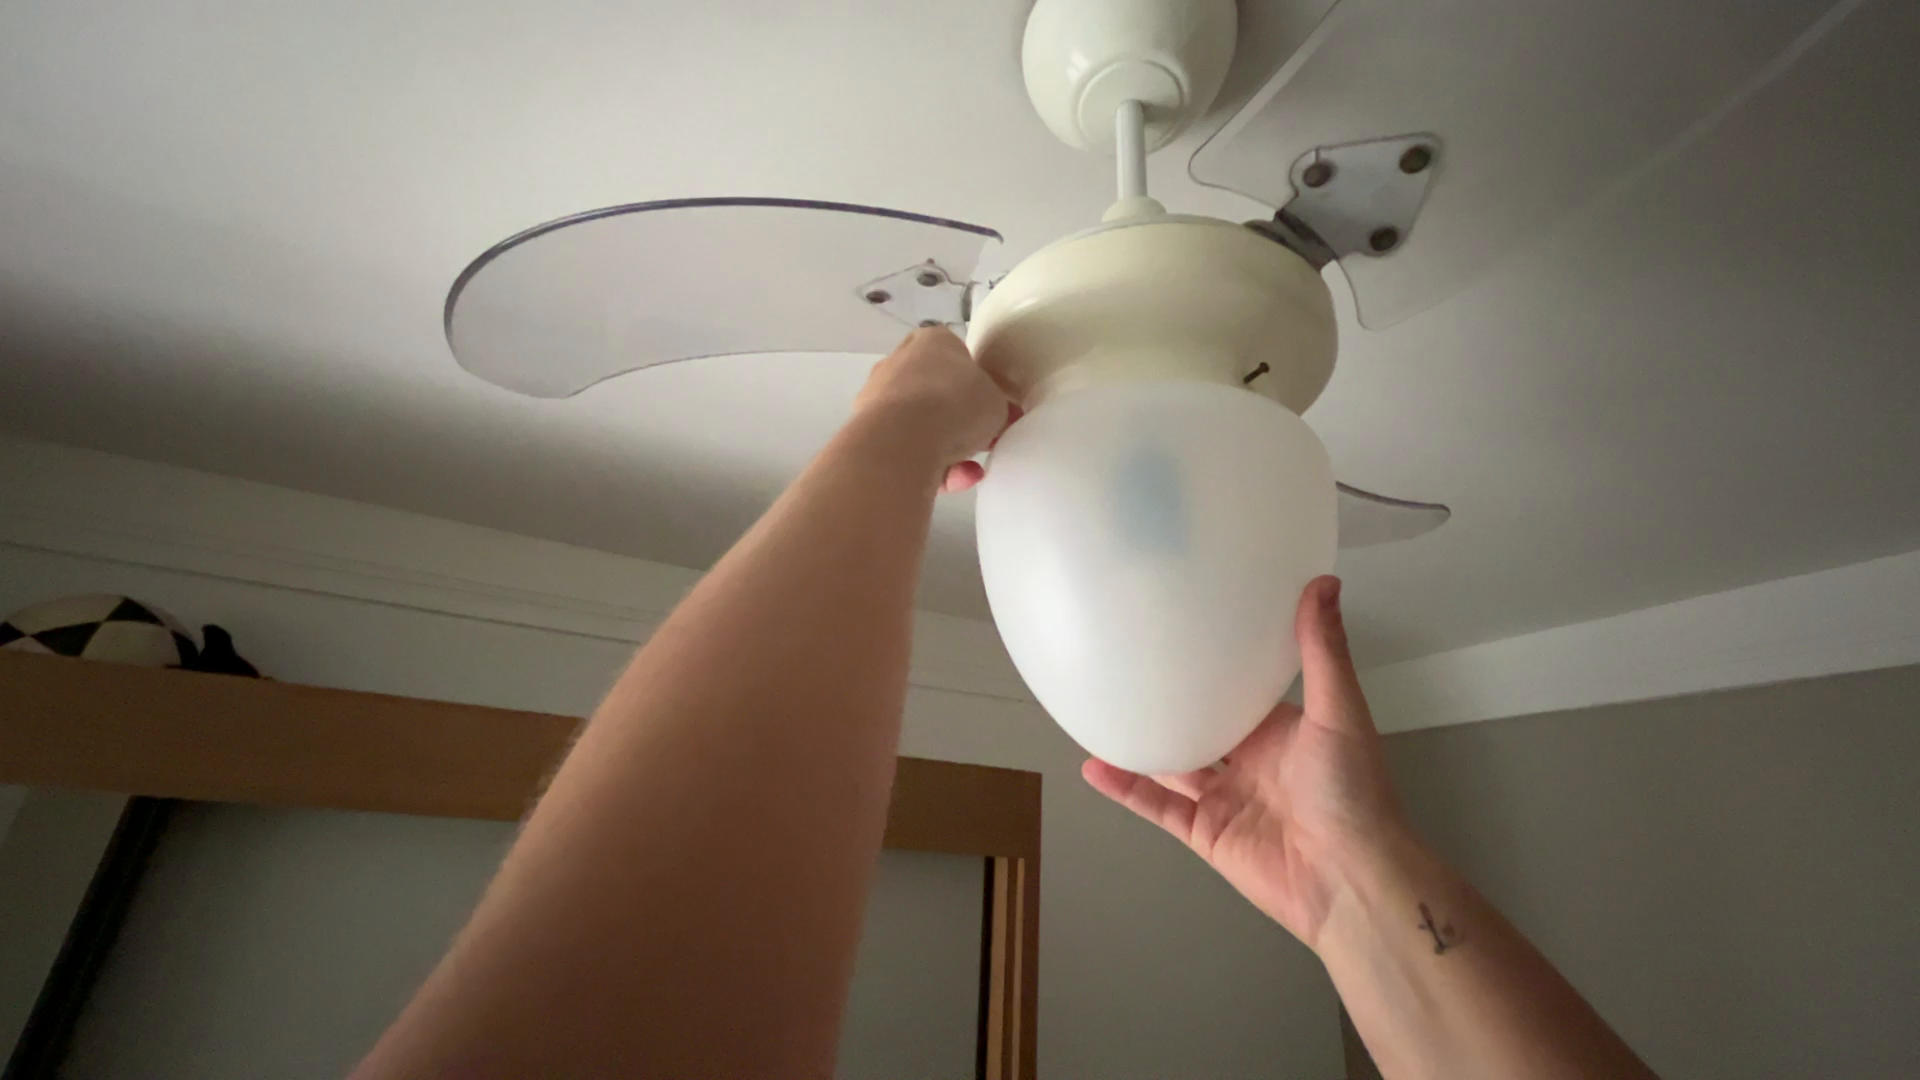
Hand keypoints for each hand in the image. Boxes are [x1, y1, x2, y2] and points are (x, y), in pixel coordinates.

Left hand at [853, 327, 1012, 492]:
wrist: (902, 439)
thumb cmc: (957, 404)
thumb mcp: (998, 403)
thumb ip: (999, 406)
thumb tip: (1002, 417)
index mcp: (931, 341)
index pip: (956, 354)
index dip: (976, 383)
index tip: (990, 408)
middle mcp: (897, 362)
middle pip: (935, 393)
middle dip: (958, 421)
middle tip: (981, 441)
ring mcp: (877, 398)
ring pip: (920, 427)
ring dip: (947, 451)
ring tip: (969, 472)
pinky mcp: (866, 434)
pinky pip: (906, 450)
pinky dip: (928, 466)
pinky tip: (951, 482)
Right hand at [1083, 576, 1410, 949]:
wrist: (1351, 881)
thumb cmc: (1350, 790)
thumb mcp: (1339, 712)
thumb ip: (1322, 652)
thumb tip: (1324, 580)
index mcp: (1276, 730)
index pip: (1236, 690)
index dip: (1209, 663)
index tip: (1177, 629)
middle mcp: (1247, 760)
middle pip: (1197, 724)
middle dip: (1166, 700)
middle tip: (1123, 662)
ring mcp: (1221, 797)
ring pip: (1170, 764)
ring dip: (1137, 741)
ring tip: (1097, 709)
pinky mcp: (1202, 832)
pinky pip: (1156, 806)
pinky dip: (1125, 788)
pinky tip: (1093, 766)